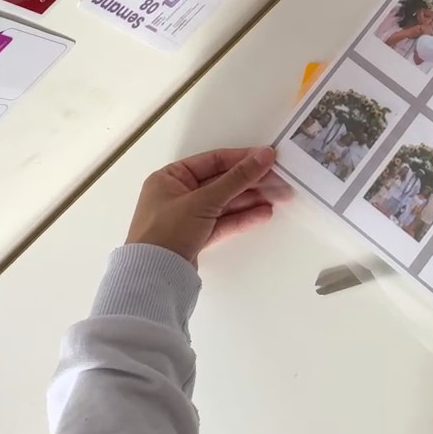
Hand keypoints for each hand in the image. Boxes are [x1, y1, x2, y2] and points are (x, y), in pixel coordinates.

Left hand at [128, 147, 292, 264]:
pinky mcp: (196, 236)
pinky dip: (242, 218)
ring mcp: (187, 216)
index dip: (242, 158)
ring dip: (251, 200)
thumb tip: (265, 155)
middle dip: (251, 182)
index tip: (268, 158)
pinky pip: (223, 221)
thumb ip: (237, 178)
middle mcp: (178, 193)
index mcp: (170, 177)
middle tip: (279, 180)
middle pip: (222, 182)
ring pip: (225, 203)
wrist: (153, 278)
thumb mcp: (204, 200)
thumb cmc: (168, 231)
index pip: (213, 161)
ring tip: (279, 197)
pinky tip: (263, 214)